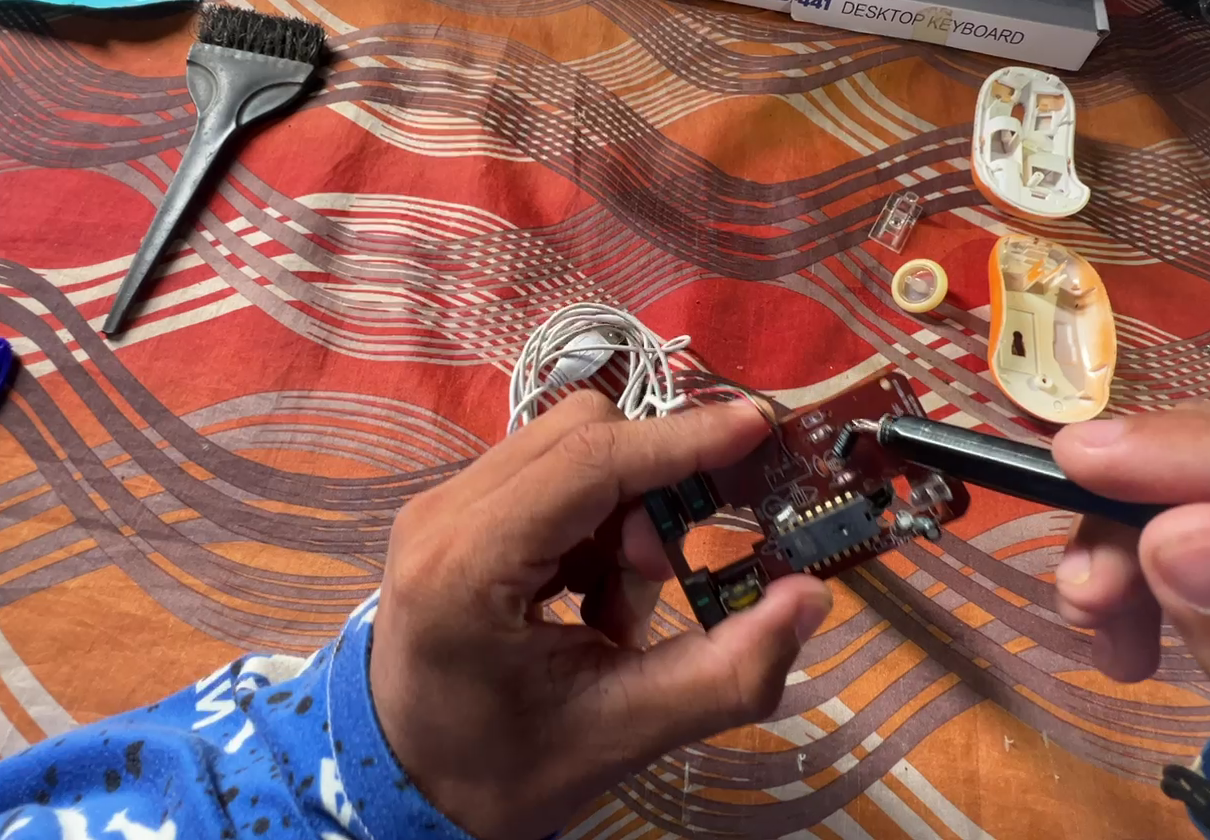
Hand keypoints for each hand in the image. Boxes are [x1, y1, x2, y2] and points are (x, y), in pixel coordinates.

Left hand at [370, 391, 832, 839]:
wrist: (400, 780)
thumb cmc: (497, 770)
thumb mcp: (618, 735)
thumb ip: (726, 671)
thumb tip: (809, 596)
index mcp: (467, 566)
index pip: (588, 464)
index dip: (680, 440)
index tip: (755, 429)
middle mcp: (445, 510)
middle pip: (581, 435)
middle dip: (651, 486)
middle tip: (666, 573)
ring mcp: (444, 499)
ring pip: (571, 446)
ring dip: (622, 508)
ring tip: (614, 603)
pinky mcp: (457, 503)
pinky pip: (553, 469)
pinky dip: (595, 516)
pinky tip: (587, 589)